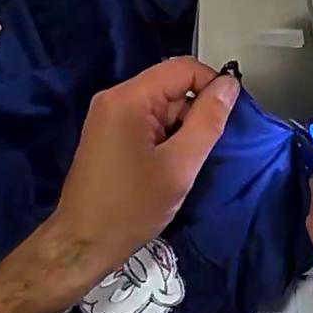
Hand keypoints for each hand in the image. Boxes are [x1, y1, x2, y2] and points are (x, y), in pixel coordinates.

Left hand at [30, 58, 240, 304]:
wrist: (82, 245)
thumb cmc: (131, 208)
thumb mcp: (180, 165)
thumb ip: (208, 120)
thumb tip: (230, 84)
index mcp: (129, 97)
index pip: (183, 67)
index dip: (212, 85)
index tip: (227, 118)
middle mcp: (115, 97)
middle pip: (171, 85)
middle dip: (195, 110)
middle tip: (203, 150)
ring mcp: (109, 115)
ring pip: (162, 104)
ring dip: (181, 127)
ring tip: (183, 163)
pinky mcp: (108, 133)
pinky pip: (147, 119)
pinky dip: (165, 136)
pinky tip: (167, 165)